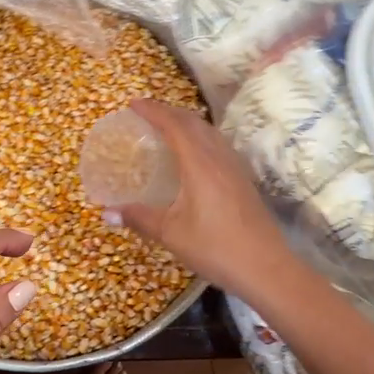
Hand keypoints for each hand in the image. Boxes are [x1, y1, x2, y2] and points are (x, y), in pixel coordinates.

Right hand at [110, 99, 301, 299]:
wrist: (267, 268)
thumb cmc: (216, 248)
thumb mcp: (171, 234)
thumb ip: (139, 218)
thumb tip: (106, 212)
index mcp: (199, 163)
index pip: (174, 125)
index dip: (153, 111)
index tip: (133, 104)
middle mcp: (218, 157)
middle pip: (193, 122)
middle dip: (168, 111)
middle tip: (146, 112)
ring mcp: (235, 167)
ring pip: (209, 132)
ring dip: (187, 122)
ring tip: (168, 126)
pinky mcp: (243, 179)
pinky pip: (218, 144)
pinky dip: (200, 137)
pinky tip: (194, 154)